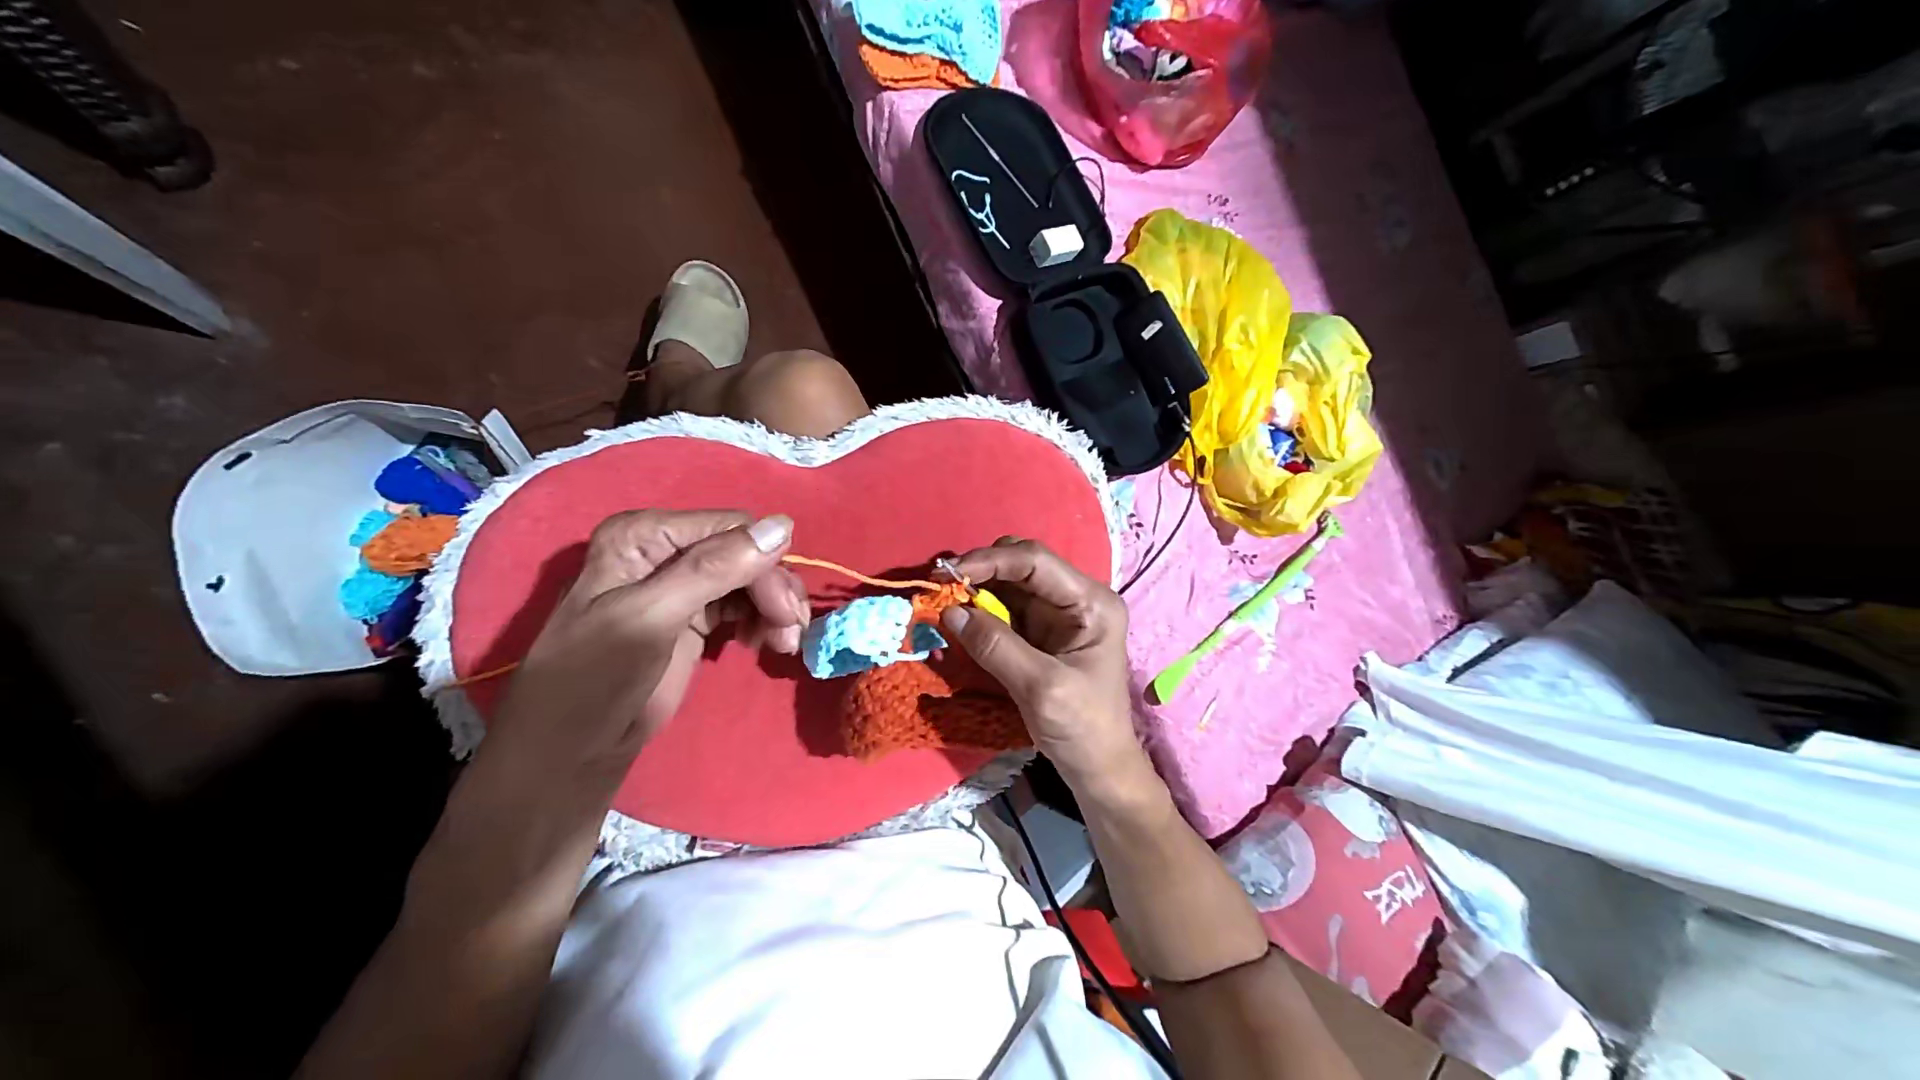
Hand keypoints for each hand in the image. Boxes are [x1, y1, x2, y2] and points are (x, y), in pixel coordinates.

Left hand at [489, 509, 807, 778]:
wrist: (571, 749)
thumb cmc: (596, 678)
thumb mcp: (651, 619)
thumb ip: (713, 570)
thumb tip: (783, 526)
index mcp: (644, 535)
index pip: (730, 530)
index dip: (764, 566)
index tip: (783, 613)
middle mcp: (664, 549)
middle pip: (746, 553)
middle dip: (773, 591)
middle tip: (789, 635)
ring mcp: (680, 584)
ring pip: (751, 579)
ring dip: (774, 608)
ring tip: (783, 645)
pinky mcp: (693, 617)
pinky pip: (743, 604)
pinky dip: (762, 621)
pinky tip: (765, 644)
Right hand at [941, 538, 1154, 801]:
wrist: (1097, 767)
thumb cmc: (1081, 727)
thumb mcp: (1040, 688)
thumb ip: (996, 647)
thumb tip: (950, 611)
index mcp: (1090, 603)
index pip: (1036, 561)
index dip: (990, 560)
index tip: (948, 574)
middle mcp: (1075, 598)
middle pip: (1022, 563)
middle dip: (981, 569)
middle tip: (942, 587)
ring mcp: (1056, 614)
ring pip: (1009, 581)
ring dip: (975, 587)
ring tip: (943, 598)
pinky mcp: (1039, 631)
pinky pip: (1003, 606)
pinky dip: (978, 607)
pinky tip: (958, 615)